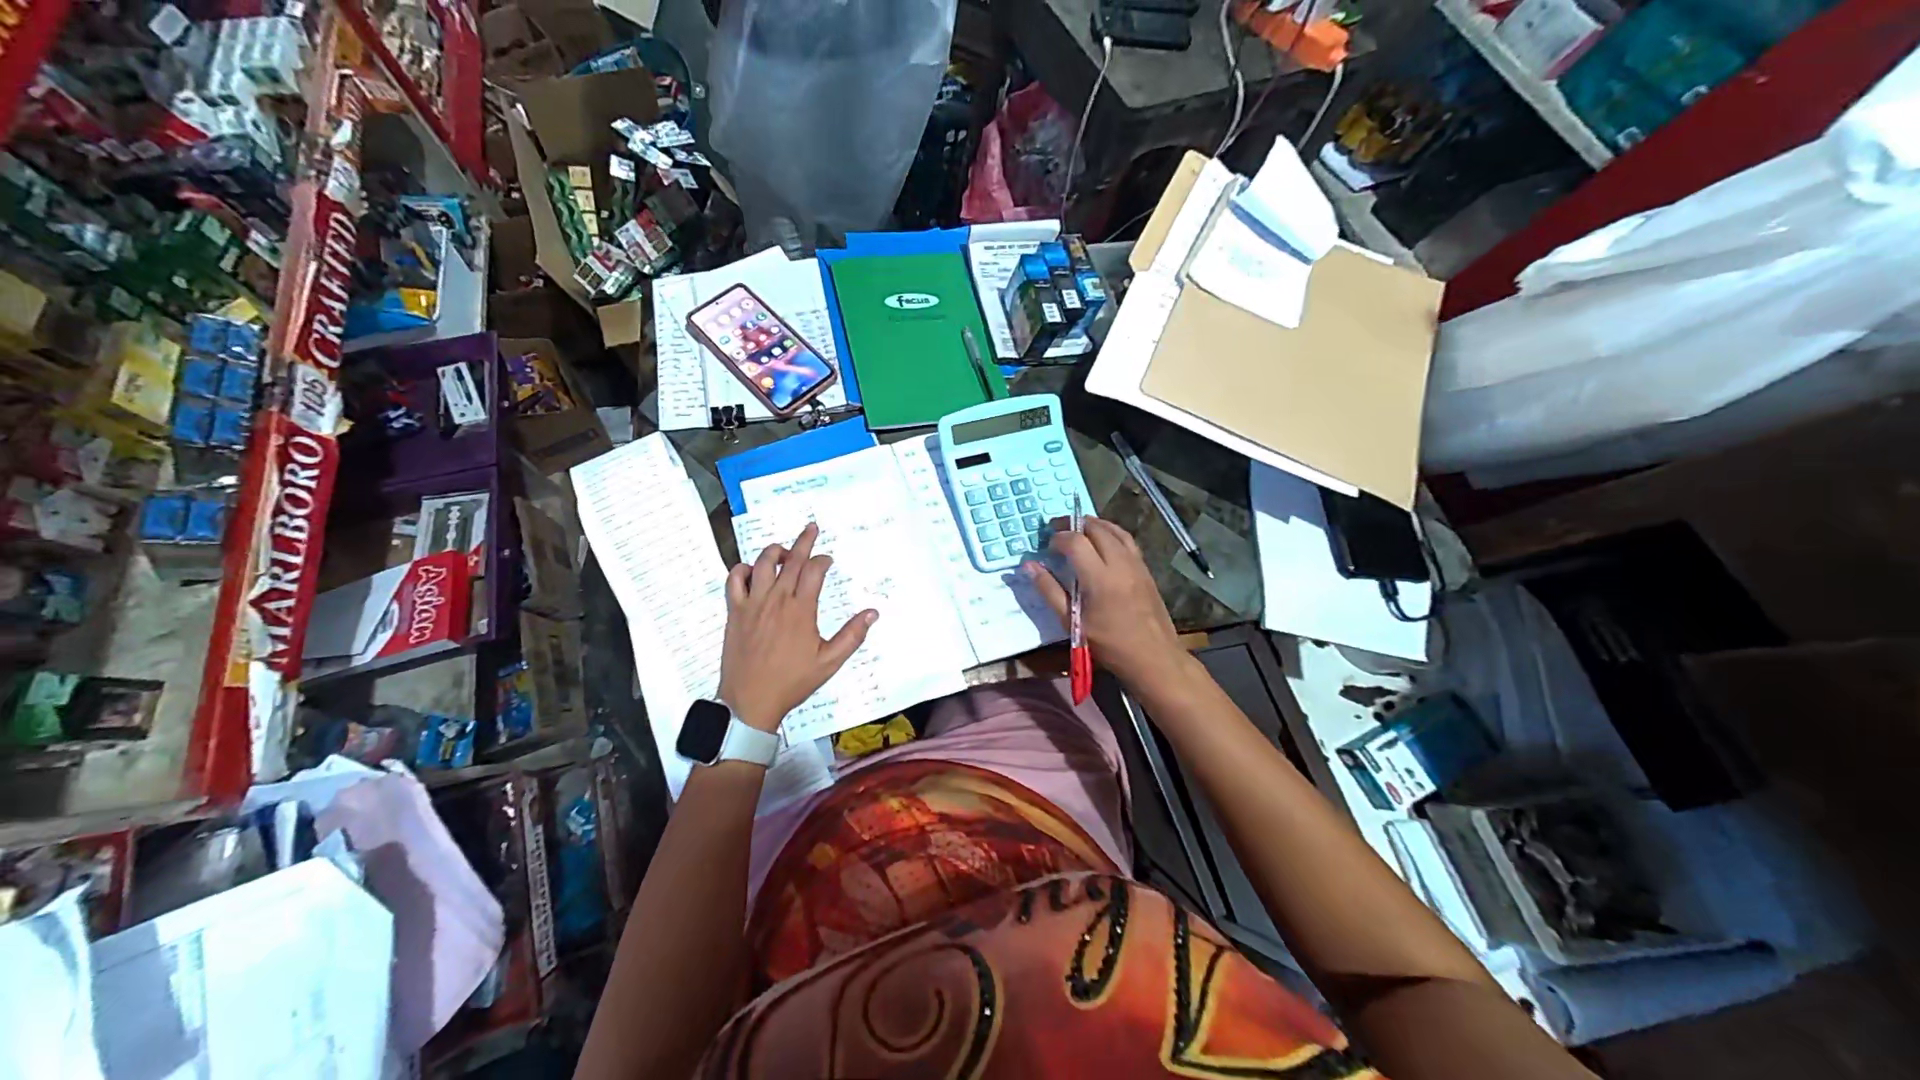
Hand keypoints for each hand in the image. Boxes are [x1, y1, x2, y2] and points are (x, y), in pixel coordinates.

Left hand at [716, 523, 876, 732]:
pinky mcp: (735, 612)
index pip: (814, 570)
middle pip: (791, 559)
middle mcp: (777, 600)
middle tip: (811, 528)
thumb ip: (851, 636)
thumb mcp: (829, 662)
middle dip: (804, 541)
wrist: (750, 700)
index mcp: (801, 610)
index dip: (822, 560)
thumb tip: (872, 613)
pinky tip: (752, 571)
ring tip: (784, 549)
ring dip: (775, 551)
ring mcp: (753, 604)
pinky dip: (743, 569)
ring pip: (762, 563)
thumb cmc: (791, 682)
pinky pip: (735, 580)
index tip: (827, 560)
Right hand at [1023, 517, 1188, 688]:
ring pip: (1115, 530)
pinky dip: (1111, 532)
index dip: (1059, 538)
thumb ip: (1049, 591)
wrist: (1153, 656)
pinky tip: (1103, 540)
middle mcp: (1119, 564)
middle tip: (1058, 530)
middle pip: (1096, 529)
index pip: (1076, 542)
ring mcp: (1136, 564)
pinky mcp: (1146, 570)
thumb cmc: (1109, 644)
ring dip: (1095, 524)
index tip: (1048, 545)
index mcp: (1099, 578)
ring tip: (1078, 527)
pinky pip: (1128, 540)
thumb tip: (1030, 566)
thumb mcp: (1072, 622)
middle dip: (1074, 524)